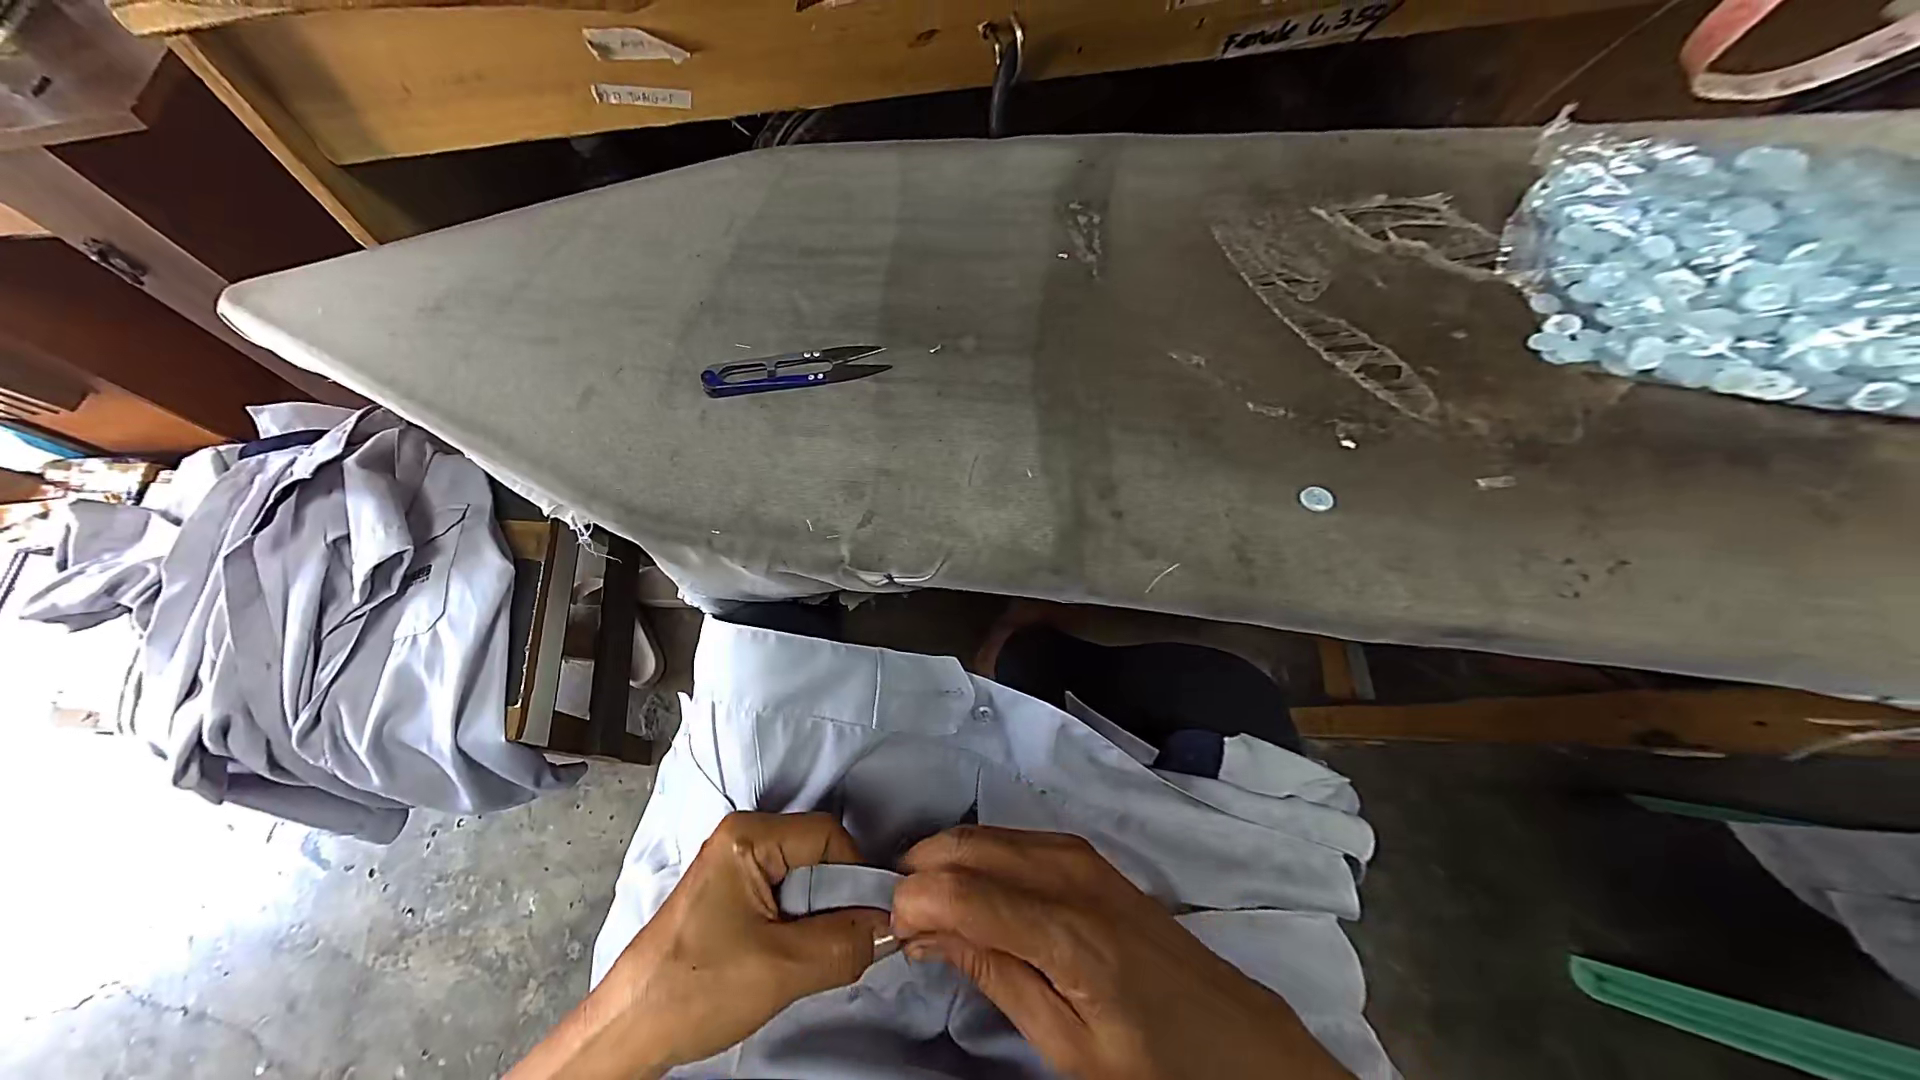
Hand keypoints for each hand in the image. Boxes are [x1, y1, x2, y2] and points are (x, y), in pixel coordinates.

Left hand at [509, 812, 888, 1079]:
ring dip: (818, 914)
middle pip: (817, 852)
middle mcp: (741, 837)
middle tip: (844, 941)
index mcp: (748, 835)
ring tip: (814, 954)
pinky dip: (799, 921)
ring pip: (802, 876)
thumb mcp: (783, 969)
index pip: (829, 834)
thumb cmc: (693, 989)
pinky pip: (782, 892)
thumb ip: (847, 943)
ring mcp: (732, 864)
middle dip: (836, 898)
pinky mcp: (728, 892)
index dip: (855, 874)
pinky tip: (792, 954)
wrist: (625, 1033)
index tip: (869, 918)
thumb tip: (891, 926)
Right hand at [892, 826, 1353, 1079]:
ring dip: (943, 861)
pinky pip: (1008, 838)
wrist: (1225, 1030)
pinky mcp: (1082, 850)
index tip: (892, 930)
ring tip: (930, 909)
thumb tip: (925, 930)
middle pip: (964, 846)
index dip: (913, 902)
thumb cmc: (1146, 1055)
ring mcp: (1077, 853)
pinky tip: (968, 889)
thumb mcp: (1065, 1043)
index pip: (963, 892)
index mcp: (1066, 932)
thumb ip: (993, 973)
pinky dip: (974, 856)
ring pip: (982, 834)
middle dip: (919, 873)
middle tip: (903, 919)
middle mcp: (1068, 873)